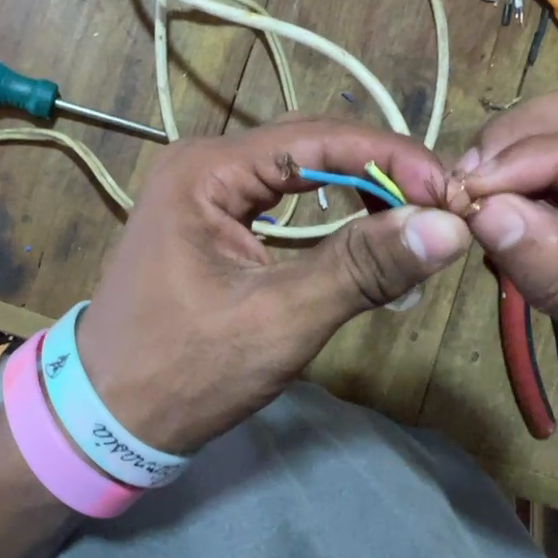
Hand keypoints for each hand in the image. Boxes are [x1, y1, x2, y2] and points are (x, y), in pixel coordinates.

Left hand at [78, 119, 470, 454]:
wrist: (106, 418)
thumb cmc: (184, 371)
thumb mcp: (278, 320)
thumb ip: (361, 268)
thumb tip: (448, 226)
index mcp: (205, 170)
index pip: (316, 139)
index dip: (390, 157)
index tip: (452, 190)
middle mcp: (202, 162)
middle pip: (309, 145)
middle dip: (380, 171)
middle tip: (443, 207)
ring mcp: (203, 188)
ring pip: (299, 170)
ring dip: (359, 189)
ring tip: (415, 218)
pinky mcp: (210, 217)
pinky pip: (281, 197)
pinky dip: (329, 212)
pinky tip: (366, 229)